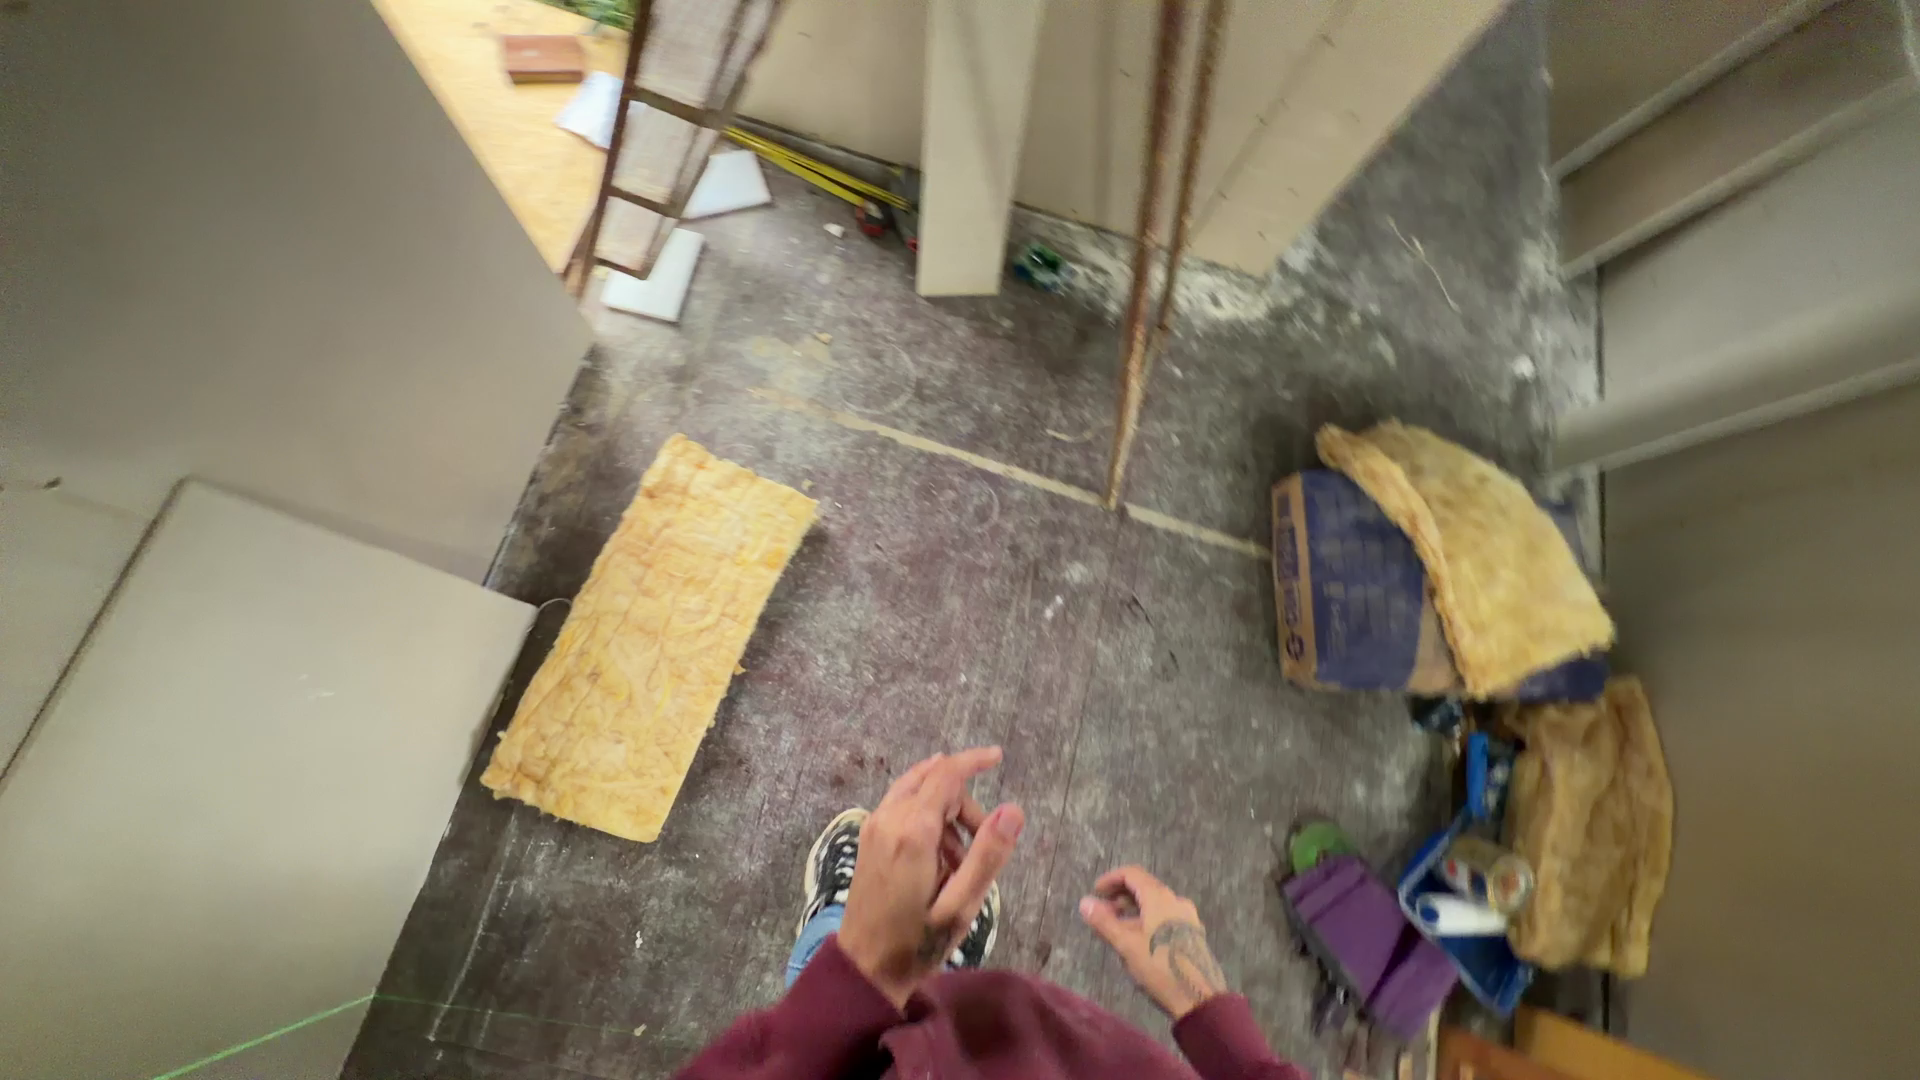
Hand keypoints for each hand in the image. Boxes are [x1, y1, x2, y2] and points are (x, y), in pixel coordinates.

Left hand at [838, 747, 1024, 1006]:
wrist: (863, 968)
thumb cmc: (916, 941)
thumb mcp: (961, 906)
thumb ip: (988, 855)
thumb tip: (1012, 809)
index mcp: (913, 831)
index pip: (946, 774)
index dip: (973, 760)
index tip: (997, 756)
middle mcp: (889, 817)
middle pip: (934, 780)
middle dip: (964, 803)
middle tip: (980, 848)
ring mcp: (874, 824)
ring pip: (917, 788)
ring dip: (945, 809)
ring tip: (958, 860)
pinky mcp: (868, 835)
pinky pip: (902, 803)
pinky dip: (926, 814)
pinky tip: (937, 853)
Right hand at [1079, 865, 1229, 1018]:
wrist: (1200, 999)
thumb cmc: (1159, 967)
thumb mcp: (1126, 945)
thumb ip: (1103, 921)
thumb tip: (1084, 902)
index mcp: (1159, 897)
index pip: (1131, 873)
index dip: (1111, 879)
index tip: (1096, 893)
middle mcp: (1175, 900)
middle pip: (1144, 886)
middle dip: (1121, 895)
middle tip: (1103, 912)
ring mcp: (1187, 917)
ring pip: (1155, 903)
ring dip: (1134, 909)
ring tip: (1118, 929)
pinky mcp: (1193, 933)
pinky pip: (1166, 916)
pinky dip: (1148, 919)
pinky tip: (1140, 941)